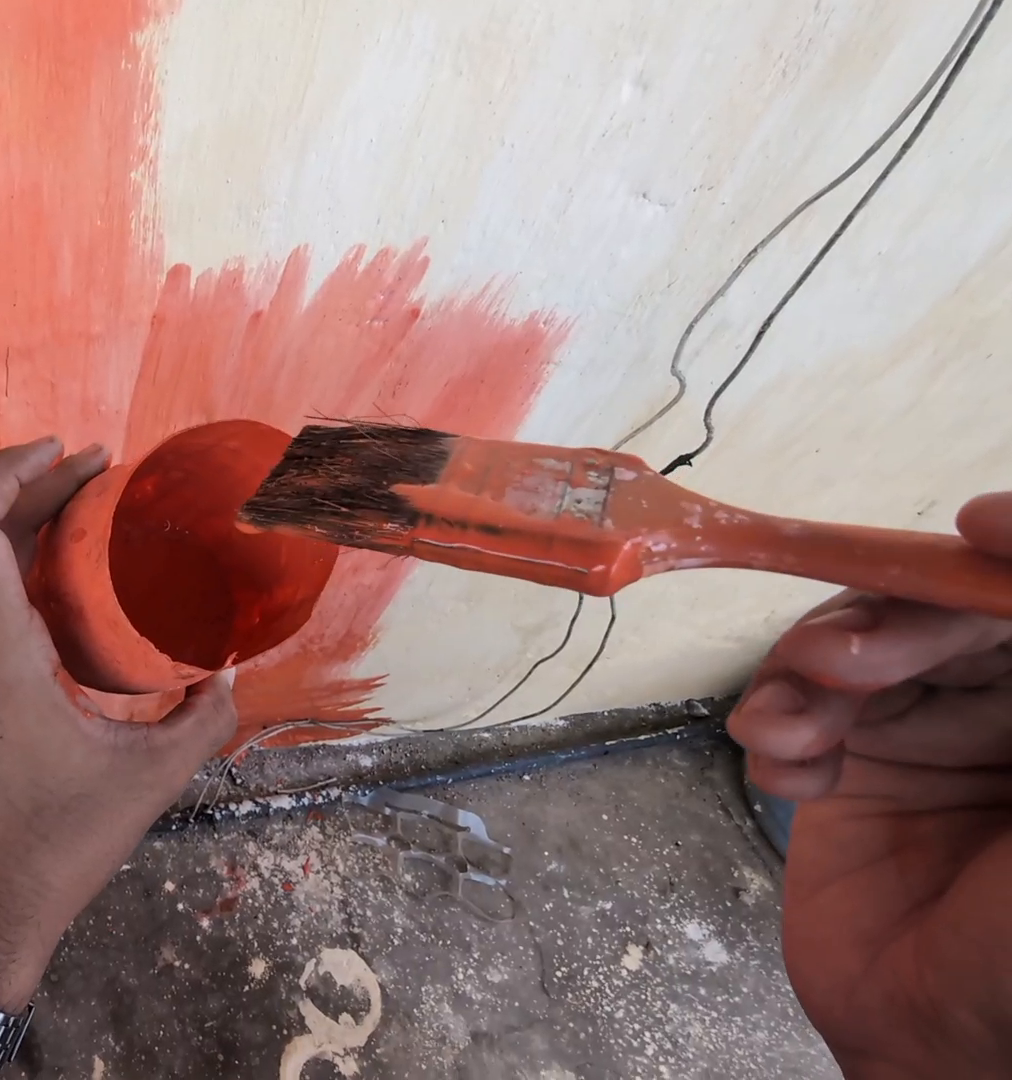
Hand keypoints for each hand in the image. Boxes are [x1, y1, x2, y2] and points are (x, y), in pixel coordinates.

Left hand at [0, 437, 237, 1078]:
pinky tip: (76, 580)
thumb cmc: (52, 846)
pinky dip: (26, 567)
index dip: (5, 470)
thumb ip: (201, 723)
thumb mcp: (145, 783)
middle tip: (104, 468)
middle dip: (37, 485)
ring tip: (95, 508)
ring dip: (29, 524)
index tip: (65, 450)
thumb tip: (231, 676)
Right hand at [729, 492, 1011, 1078]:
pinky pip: (793, 717)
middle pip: (936, 622)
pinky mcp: (844, 768)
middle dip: (878, 634)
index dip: (1009, 560)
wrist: (947, 1050)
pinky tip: (784, 777)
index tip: (971, 530)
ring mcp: (926, 740)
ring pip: (842, 661)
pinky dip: (776, 736)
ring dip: (798, 688)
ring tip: (784, 737)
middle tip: (834, 669)